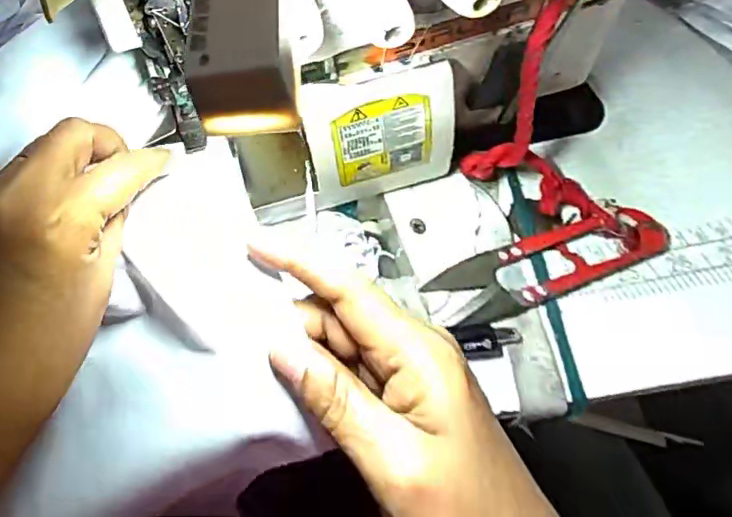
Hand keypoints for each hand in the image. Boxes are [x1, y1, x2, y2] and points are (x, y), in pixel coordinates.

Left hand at [0, 119, 167, 516]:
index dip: (146, 161)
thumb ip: (113, 222)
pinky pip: (16, 171)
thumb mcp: (99, 282)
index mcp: (61, 217)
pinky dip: (43, 176)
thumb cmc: (49, 350)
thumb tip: (124, 189)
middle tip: (119, 174)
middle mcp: (20, 191)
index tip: (162, 161)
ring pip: (41, 146)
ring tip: (85, 191)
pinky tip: (51, 209)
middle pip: (72, 131)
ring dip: (71, 157)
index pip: (116, 166)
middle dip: (105, 143)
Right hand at [250, 240, 556, 516]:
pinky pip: (350, 365)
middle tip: (257, 347)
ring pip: (339, 339)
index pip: (346, 288)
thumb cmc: (475, 513)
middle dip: (295, 324)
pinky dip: (323, 373)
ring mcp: (412, 369)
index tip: (258, 242)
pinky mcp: (405, 391)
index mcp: (420, 353)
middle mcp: (416, 349)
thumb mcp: (396, 461)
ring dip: (307, 353)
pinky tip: (308, 394)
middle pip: (336, 313)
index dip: (297, 259)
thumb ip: (335, 399)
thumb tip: (284, 350)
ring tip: (282, 380)